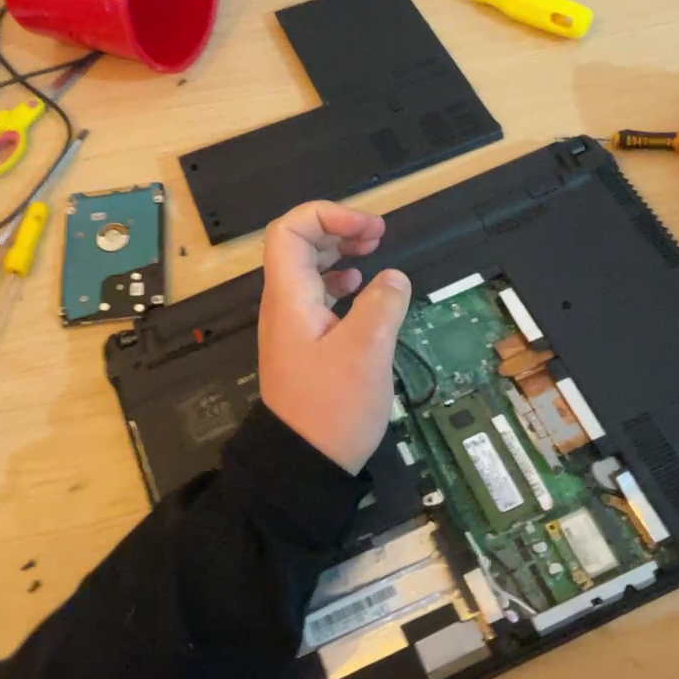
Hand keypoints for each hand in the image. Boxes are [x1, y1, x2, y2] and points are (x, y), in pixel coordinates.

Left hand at [257, 203, 413, 473]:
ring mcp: (292, 322)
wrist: (303, 463)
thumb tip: (393, 277)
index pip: (290, 230)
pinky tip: (361, 287)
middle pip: (299, 242)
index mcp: (290, 296)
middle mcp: (284, 302)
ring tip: (374, 250)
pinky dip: (340, 281)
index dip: (327, 214)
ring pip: (309, 267)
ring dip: (339, 251)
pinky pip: (317, 294)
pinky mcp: (304, 342)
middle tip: (378, 234)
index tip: (369, 228)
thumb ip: (382, 305)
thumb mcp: (367, 353)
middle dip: (337, 227)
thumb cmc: (332, 408)